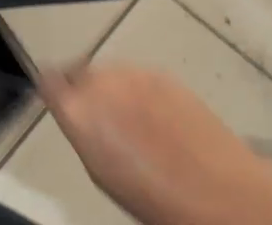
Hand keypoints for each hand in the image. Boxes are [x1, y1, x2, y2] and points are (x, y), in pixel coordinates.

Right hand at [39, 64, 271, 224]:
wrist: (224, 195)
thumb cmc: (155, 199)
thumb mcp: (101, 172)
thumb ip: (82, 132)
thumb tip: (76, 114)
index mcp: (75, 109)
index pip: (46, 79)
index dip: (54, 91)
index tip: (63, 104)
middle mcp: (97, 81)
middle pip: (77, 72)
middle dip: (87, 91)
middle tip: (107, 121)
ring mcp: (131, 72)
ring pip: (109, 72)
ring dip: (115, 89)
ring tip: (138, 121)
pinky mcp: (161, 73)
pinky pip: (138, 76)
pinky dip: (142, 91)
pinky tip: (162, 119)